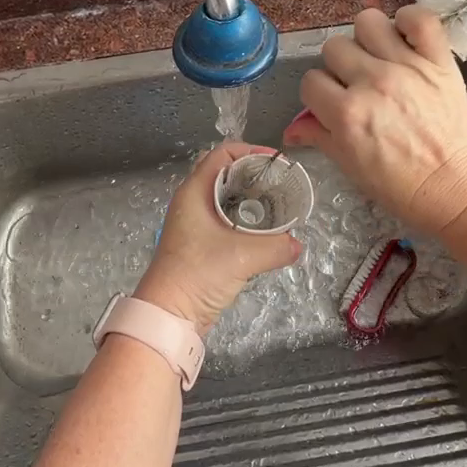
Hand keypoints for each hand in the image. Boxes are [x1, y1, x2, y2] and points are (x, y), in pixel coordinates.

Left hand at [134, 142, 302, 334]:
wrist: (169, 314)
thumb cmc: (198, 274)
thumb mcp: (242, 257)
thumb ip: (275, 246)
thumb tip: (297, 244)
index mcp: (194, 191)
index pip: (222, 154)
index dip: (250, 152)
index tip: (276, 163)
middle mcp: (191, 201)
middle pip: (225, 173)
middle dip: (253, 175)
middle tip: (280, 183)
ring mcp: (193, 223)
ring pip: (225, 198)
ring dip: (249, 198)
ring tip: (276, 204)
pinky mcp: (199, 243)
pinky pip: (224, 219)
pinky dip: (244, 218)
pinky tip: (263, 231)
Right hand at [284, 6, 466, 232]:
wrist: (454, 187)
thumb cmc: (400, 184)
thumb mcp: (349, 166)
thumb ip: (319, 137)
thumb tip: (291, 129)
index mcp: (346, 113)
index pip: (310, 80)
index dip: (319, 94)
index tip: (333, 104)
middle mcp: (372, 83)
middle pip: (334, 47)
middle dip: (341, 67)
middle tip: (358, 84)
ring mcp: (406, 67)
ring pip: (367, 21)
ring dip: (368, 38)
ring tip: (380, 58)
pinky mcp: (438, 60)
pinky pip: (420, 17)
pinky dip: (410, 21)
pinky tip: (406, 39)